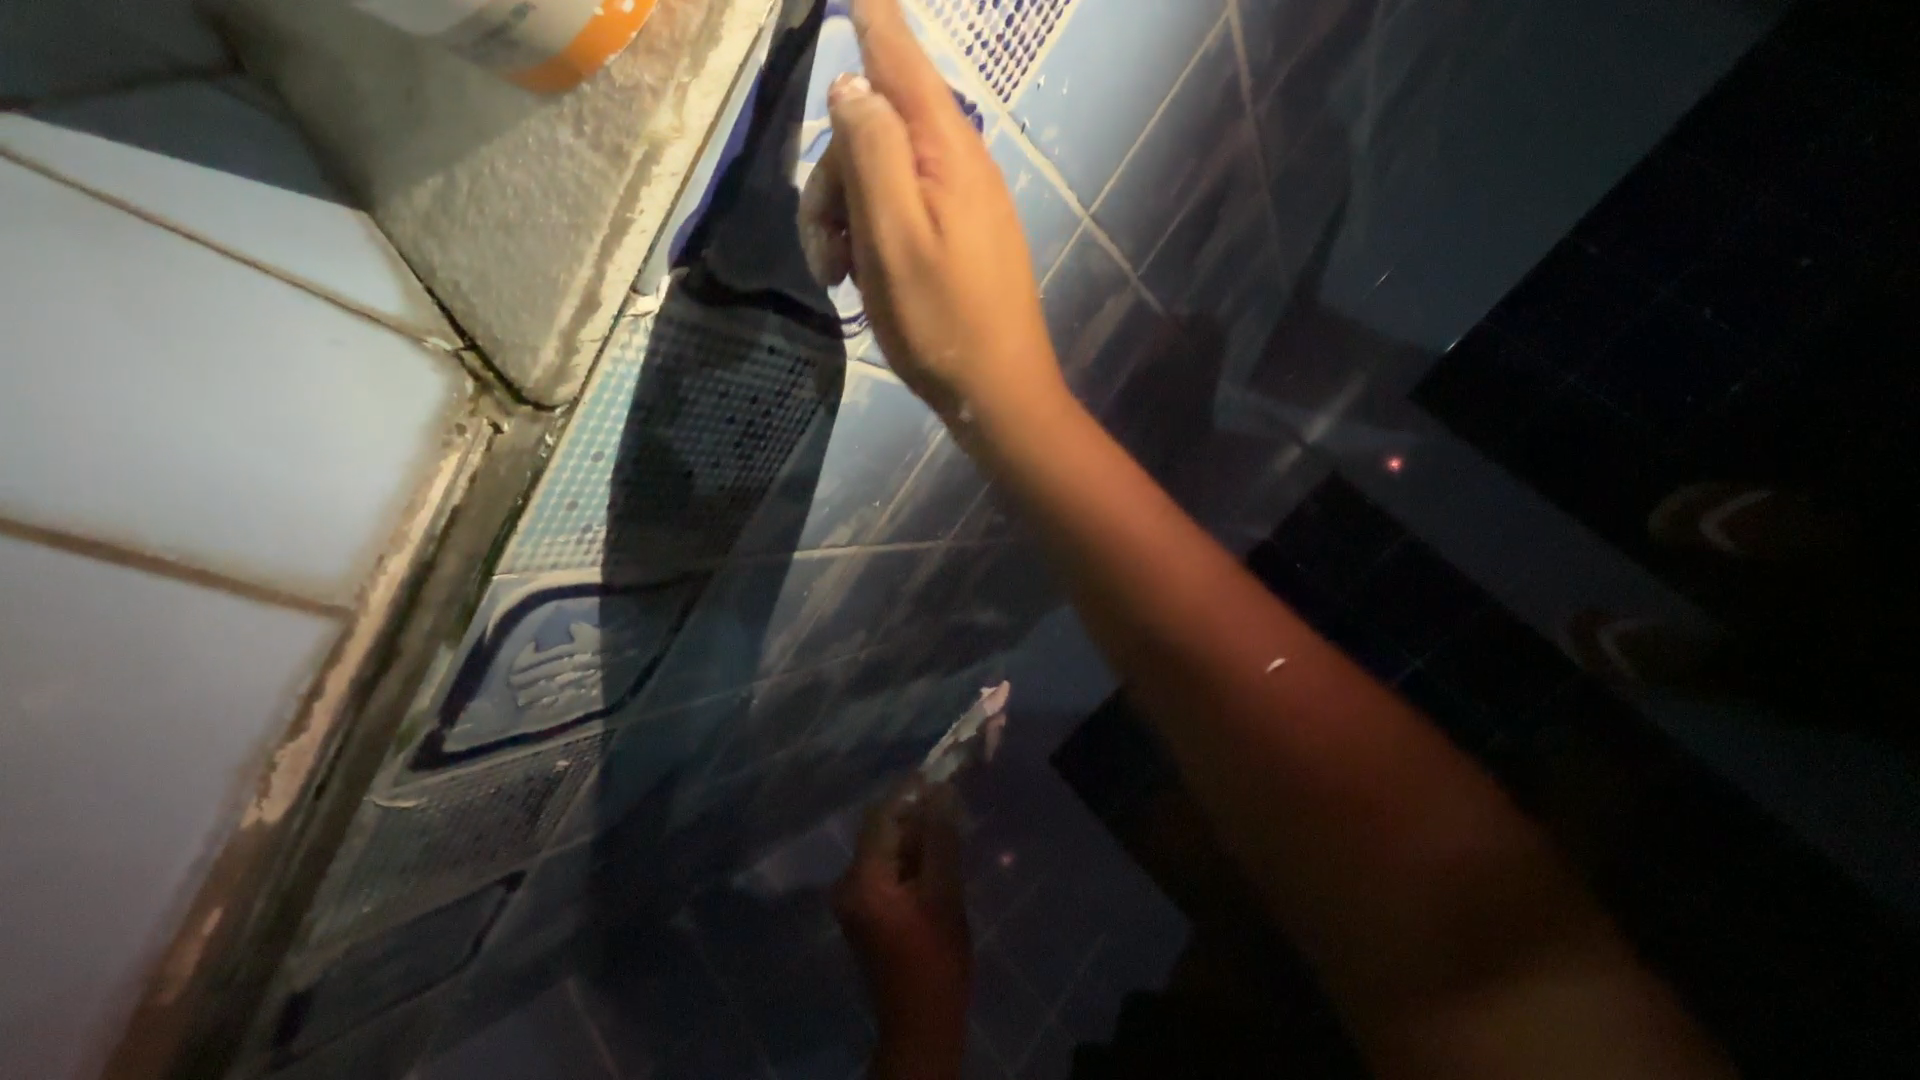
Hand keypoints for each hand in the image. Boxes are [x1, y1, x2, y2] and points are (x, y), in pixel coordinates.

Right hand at [800, 0, 1064, 427]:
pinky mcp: (961, 232)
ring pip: (882, 172)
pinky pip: (903, 207)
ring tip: (839, 277)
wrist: (999, 393)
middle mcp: (959, 160)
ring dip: (846, 217)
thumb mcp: (893, 236)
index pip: (900, 55)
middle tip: (822, 252)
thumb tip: (851, 85)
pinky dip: (871, 235)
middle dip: (834, 178)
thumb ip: (872, 152)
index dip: (871, 15)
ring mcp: (963, 198)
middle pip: (875, 128)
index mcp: (945, 148)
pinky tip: (862, 278)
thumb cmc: (942, 320)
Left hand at [833, 780, 971, 1068]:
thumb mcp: (944, 894)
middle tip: (953, 806)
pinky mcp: (863, 913)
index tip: (938, 773)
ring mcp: (852, 900)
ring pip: (886, 852)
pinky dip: (909, 862)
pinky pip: (885, 871)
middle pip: (882, 833)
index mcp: (862, 878)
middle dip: (917, 817)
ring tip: (951, 833)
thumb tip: (940, 792)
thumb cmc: (935, 958)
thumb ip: (940, 840)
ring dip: (916, 840)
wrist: (920, 1023)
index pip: (882, 816)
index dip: (910, 791)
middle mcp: (847, 883)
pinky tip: (936, 863)